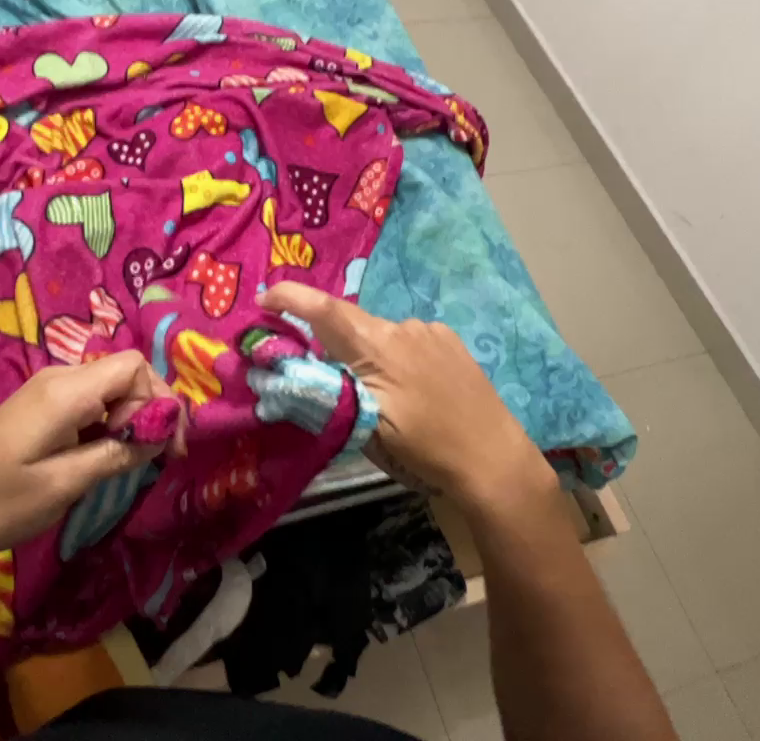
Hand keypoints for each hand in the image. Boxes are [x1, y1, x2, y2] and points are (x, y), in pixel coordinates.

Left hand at [0, 350, 182, 563]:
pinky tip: (106, 455)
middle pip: (125, 373)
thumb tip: (160, 434)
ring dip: (131, 419)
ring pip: (110, 387)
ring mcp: (48, 390)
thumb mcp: (62, 486)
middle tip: (158, 458)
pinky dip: (109, 423)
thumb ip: (115, 455)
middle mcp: (60, 378)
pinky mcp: (40, 406)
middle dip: (150, 409)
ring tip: (134, 462)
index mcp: (65, 391)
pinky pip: (90, 401)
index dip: (158, 399)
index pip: (133, 366)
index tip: (162, 447)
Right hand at [261, 282, 556, 509]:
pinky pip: (406, 342)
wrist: (495, 462)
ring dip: (368, 355)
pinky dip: (394, 358)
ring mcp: (431, 332)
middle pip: (351, 324)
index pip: (324, 310)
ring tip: (379, 397)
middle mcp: (403, 327)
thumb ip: (329, 395)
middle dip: (331, 342)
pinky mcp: (450, 342)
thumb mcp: (366, 429)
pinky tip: (410, 391)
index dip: (290, 298)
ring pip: (380, 336)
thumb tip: (294, 375)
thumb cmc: (425, 449)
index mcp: (378, 346)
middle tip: (325, 377)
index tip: (264, 299)